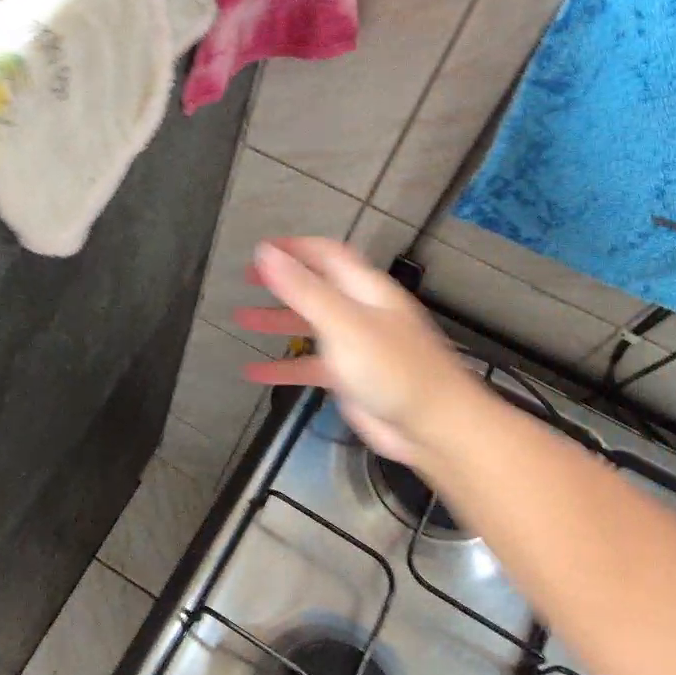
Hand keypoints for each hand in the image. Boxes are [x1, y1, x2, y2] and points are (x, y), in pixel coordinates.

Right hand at [235, 237, 488, 466]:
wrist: (432, 427)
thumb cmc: (395, 370)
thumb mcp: (344, 324)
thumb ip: (303, 289)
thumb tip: (268, 253)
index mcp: (365, 290)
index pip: (328, 255)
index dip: (296, 247)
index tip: (263, 247)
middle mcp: (360, 312)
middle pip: (316, 288)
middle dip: (282, 282)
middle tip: (249, 278)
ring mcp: (355, 346)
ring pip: (310, 327)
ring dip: (277, 322)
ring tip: (243, 319)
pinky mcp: (350, 378)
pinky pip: (309, 366)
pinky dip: (283, 367)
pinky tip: (256, 372)